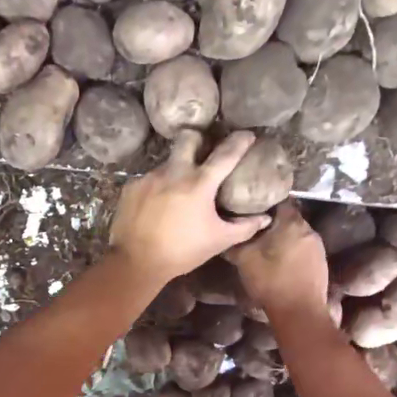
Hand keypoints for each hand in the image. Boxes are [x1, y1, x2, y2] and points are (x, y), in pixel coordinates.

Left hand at [108, 132, 272, 284]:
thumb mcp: (218, 240)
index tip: (247, 135)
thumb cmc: (182, 251)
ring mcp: (149, 177)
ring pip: (167, 162)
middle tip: (203, 152)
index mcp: (199, 183)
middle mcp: (173, 172)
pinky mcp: (131, 186)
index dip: (239, 142)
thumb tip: (265, 218)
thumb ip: (244, 227)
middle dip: (198, 140)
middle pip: (188, 139)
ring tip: (179, 189)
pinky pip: (149, 179)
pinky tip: (159, 204)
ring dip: (177, 170)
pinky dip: (158, 187)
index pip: (225, 155)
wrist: (136, 262)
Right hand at [228, 201, 329, 321]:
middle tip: (255, 228)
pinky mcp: (321, 262)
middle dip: (274, 222)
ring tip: (266, 246)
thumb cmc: (271, 281)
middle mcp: (309, 229)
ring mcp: (318, 247)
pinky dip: (292, 250)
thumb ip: (237, 240)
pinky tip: (280, 261)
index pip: (279, 200)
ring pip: (297, 233)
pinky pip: (303, 248)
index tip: (251, 207)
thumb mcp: (244, 259)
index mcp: (292, 222)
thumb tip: (229, 231)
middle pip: (289, 217)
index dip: (265, 202)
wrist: (299, 312)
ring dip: (283, 237)